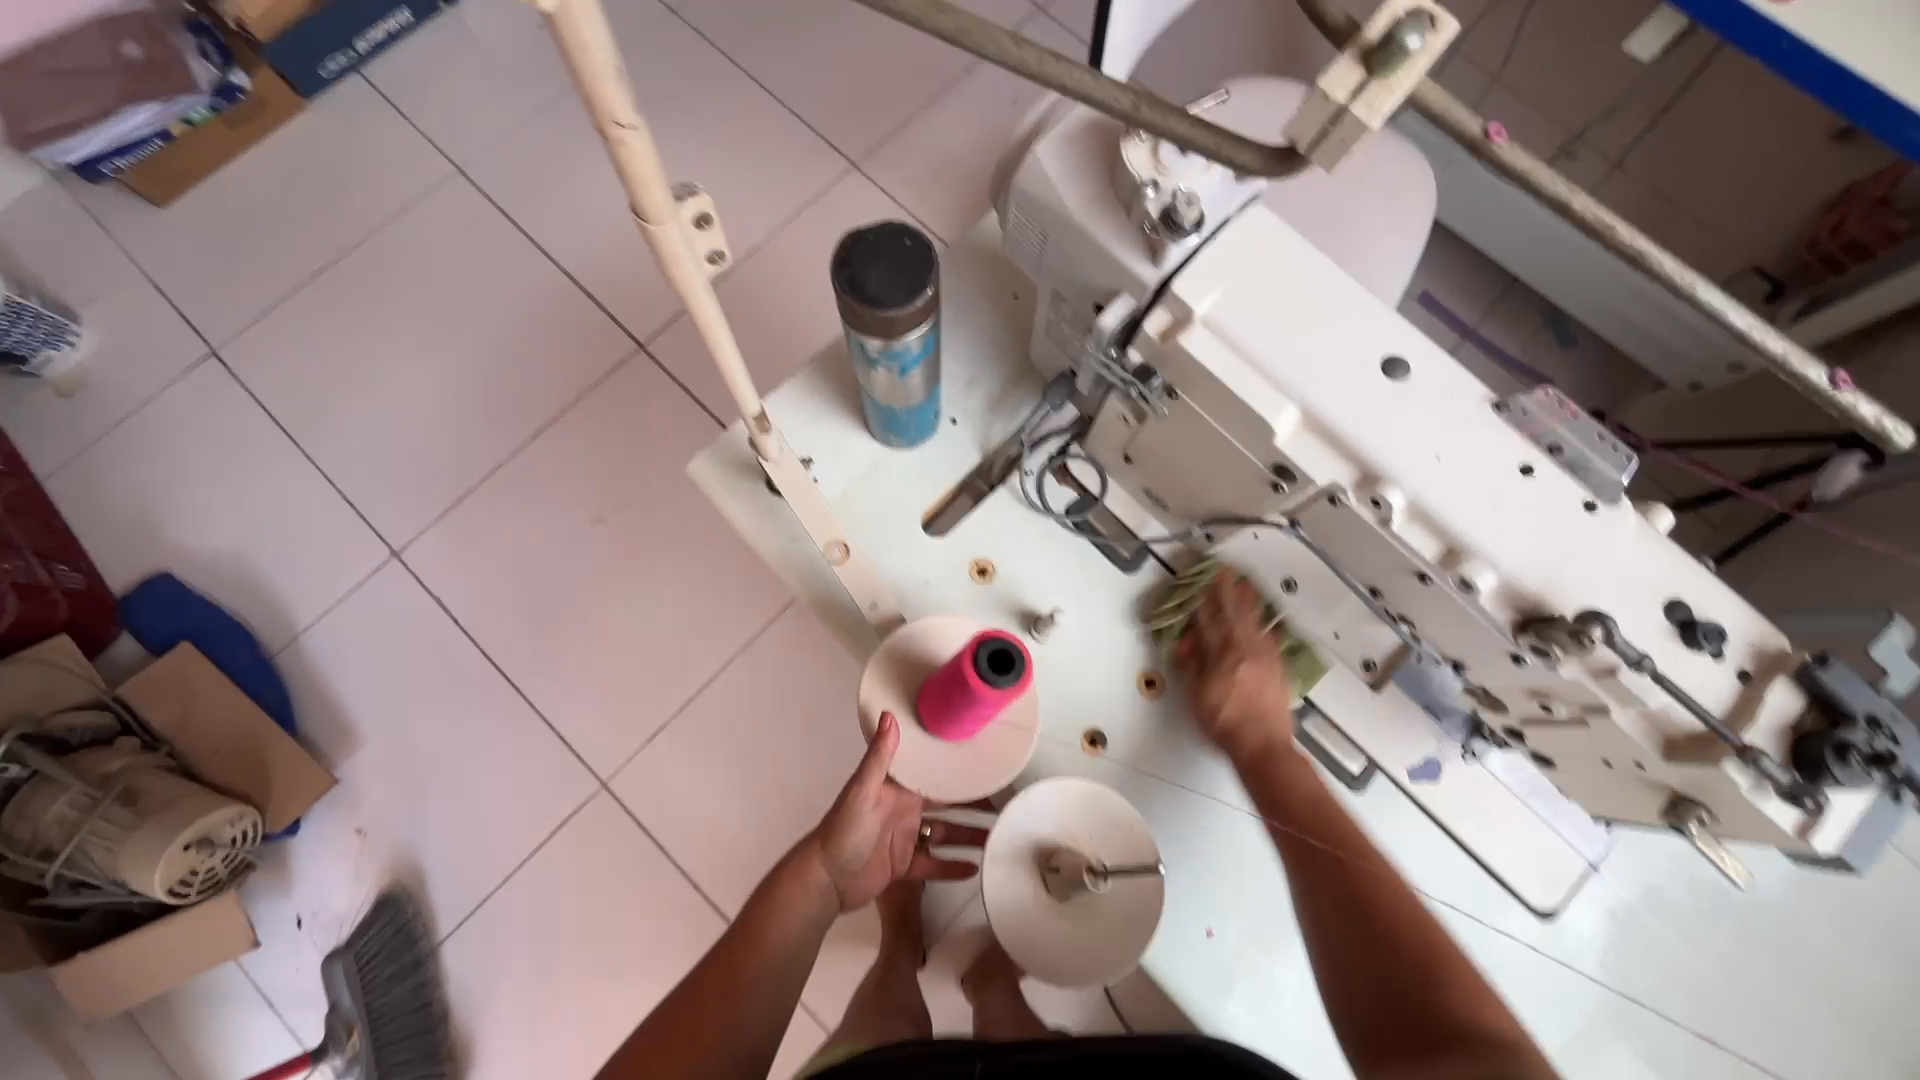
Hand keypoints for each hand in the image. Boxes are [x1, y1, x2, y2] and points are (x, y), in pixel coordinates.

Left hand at [801, 713, 987, 912]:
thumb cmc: (844, 830)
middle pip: (946, 805)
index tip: (986, 764)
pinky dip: (952, 867)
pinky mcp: (904, 866)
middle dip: (973, 804)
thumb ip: (880, 757)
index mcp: (897, 789)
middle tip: (1004, 804)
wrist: (825, 879)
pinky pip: (933, 865)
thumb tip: (889, 714)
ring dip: (969, 836)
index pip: (934, 775)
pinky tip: (974, 868)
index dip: (958, 770)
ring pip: (945, 835)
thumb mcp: (862, 790)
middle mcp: (904, 809)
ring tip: (997, 837)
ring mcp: (905, 838)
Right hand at [1175, 573, 1295, 760]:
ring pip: (1255, 622)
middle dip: (1227, 592)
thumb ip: (1193, 665)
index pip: (1210, 621)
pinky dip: (1267, 625)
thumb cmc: (1224, 723)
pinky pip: (1272, 638)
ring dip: (1248, 602)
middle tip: (1225, 571)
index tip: (1200, 582)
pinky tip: (1267, 620)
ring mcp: (1265, 657)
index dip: (1204, 601)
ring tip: (1246, 584)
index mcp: (1223, 654)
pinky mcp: (1278, 668)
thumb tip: (1187, 641)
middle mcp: (1246, 649)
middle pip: (1234, 614)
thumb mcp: (1197, 695)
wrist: (1263, 746)